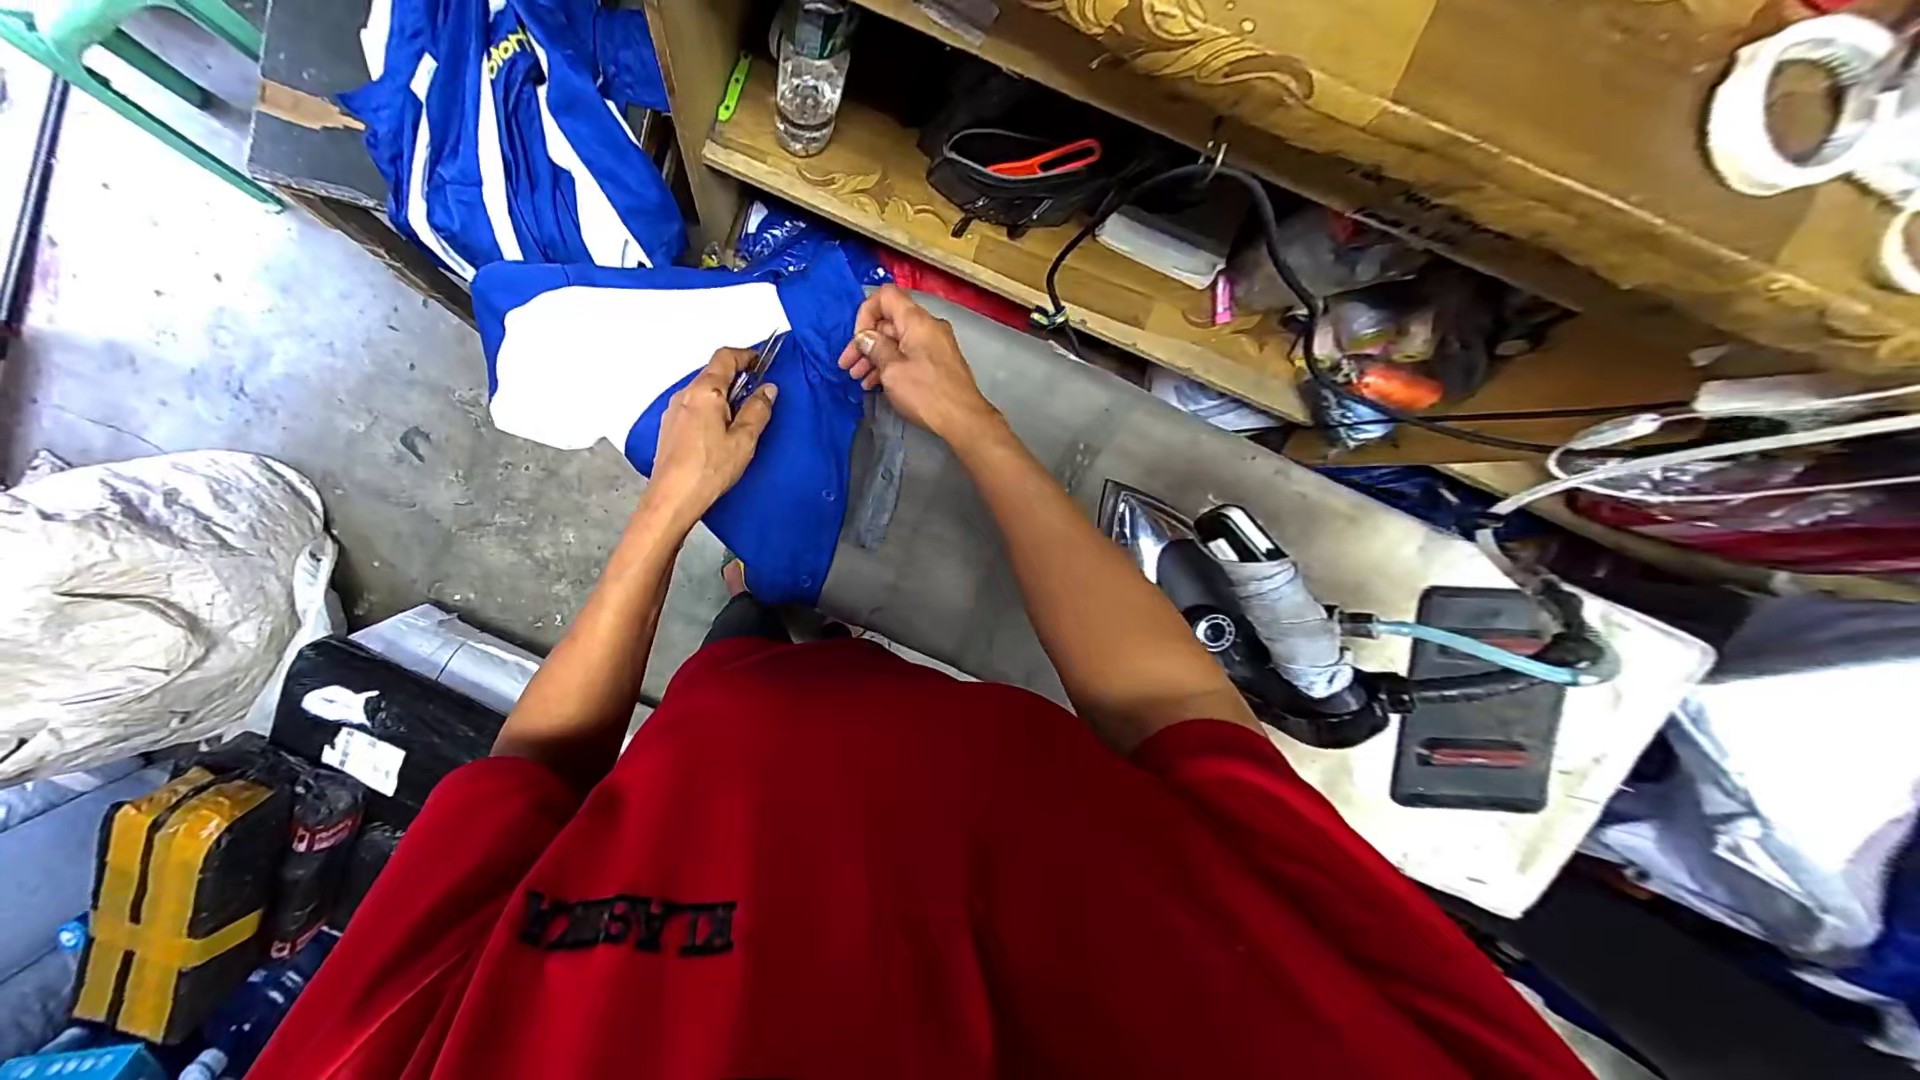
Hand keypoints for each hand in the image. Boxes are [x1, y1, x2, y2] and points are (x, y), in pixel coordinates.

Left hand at [646, 347, 776, 524]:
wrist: (673, 497)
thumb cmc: (707, 470)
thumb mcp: (744, 439)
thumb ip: (758, 410)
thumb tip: (767, 391)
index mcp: (705, 392)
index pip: (725, 357)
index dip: (746, 355)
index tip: (760, 361)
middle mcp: (685, 395)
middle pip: (713, 373)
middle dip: (737, 378)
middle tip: (757, 392)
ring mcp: (675, 411)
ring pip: (703, 391)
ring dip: (724, 396)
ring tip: (742, 418)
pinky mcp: (671, 427)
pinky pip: (694, 407)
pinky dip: (711, 409)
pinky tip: (722, 432)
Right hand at [836, 286, 999, 443]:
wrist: (963, 419)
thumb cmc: (926, 393)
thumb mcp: (892, 370)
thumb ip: (875, 348)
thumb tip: (865, 337)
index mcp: (917, 320)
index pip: (885, 296)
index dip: (865, 314)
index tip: (857, 339)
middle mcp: (928, 326)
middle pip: (889, 322)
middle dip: (865, 343)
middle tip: (849, 367)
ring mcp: (935, 345)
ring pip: (898, 341)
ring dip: (875, 357)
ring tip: (859, 379)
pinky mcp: (938, 363)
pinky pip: (909, 355)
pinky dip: (892, 365)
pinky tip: (876, 384)